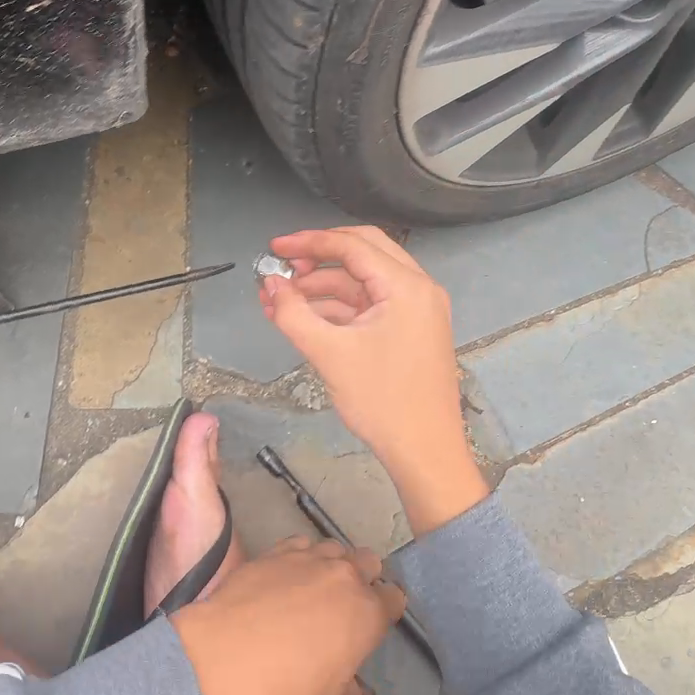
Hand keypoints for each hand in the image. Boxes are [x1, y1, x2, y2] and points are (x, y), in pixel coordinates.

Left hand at [171, 538, 404, 694]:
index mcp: (368, 613)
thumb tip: (352, 688)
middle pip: (369, 561)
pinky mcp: (278, 550)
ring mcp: (310, 558)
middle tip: (349, 601)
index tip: (377, 621)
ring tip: (319, 584)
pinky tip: (290, 573)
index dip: (388, 609)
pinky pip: (302, 543)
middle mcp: (345, 576)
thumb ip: (348, 690)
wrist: (227, 656)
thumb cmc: (285, 688)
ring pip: (336, 547)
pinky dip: (303, 555)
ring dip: (335, 562)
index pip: (395, 598)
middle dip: (365, 577)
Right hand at [259, 227, 488, 534]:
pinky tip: (306, 317)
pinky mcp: (411, 330)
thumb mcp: (330, 354)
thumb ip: (294, 313)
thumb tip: (269, 283)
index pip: (353, 246)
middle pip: (363, 252)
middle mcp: (418, 288)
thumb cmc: (382, 401)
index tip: (275, 247)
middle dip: (319, 255)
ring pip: (365, 280)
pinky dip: (340, 307)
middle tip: (284, 265)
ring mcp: (417, 309)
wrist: (425, 452)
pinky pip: (371, 304)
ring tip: (282, 299)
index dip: (309, 242)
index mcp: (407, 286)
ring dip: (325, 285)